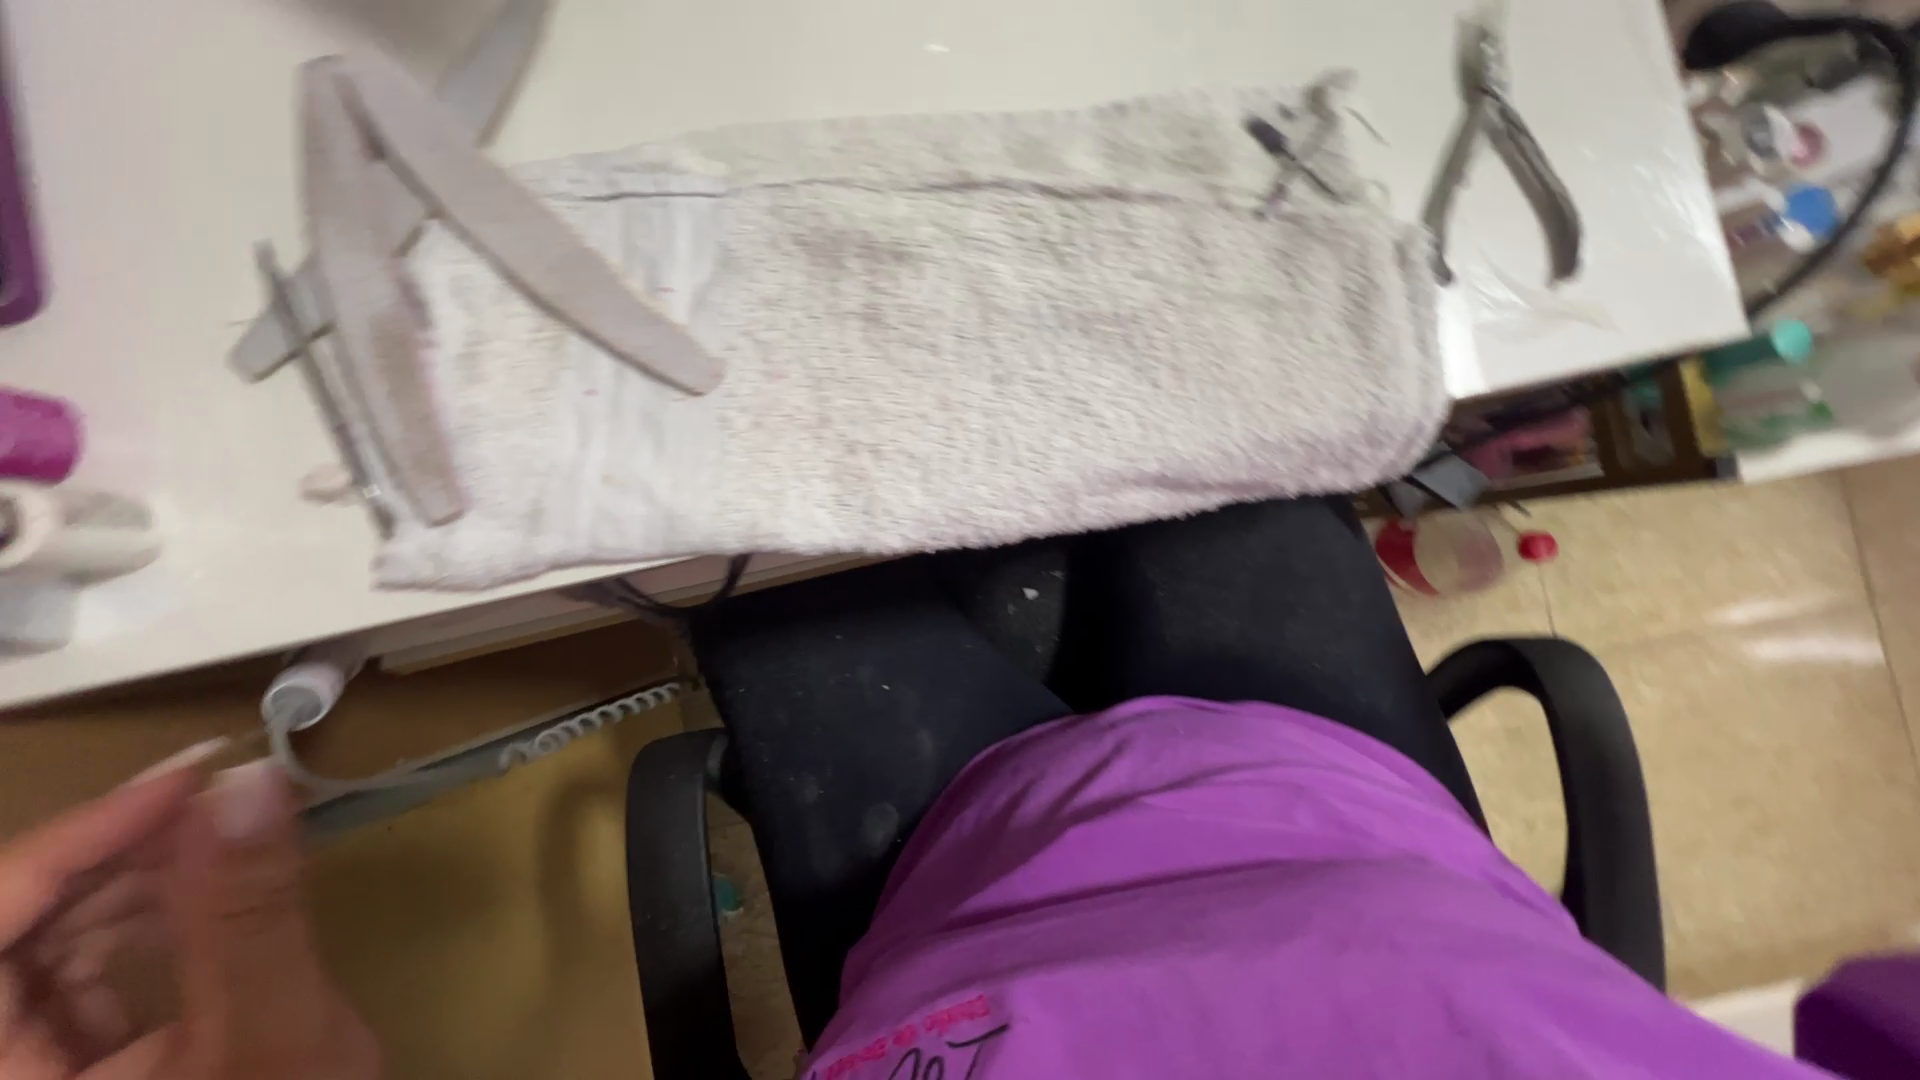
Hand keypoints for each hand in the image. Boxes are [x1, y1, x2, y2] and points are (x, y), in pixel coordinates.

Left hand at [0, 753, 379, 1078]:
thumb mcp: (270, 1037)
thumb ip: (250, 914)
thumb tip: (252, 783)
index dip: (73, 840)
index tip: (192, 775)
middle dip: (106, 854)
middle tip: (216, 802)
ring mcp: (7, 1070)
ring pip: (21, 948)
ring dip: (118, 881)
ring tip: (215, 839)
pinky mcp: (39, 1068)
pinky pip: (51, 976)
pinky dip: (124, 922)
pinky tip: (191, 895)